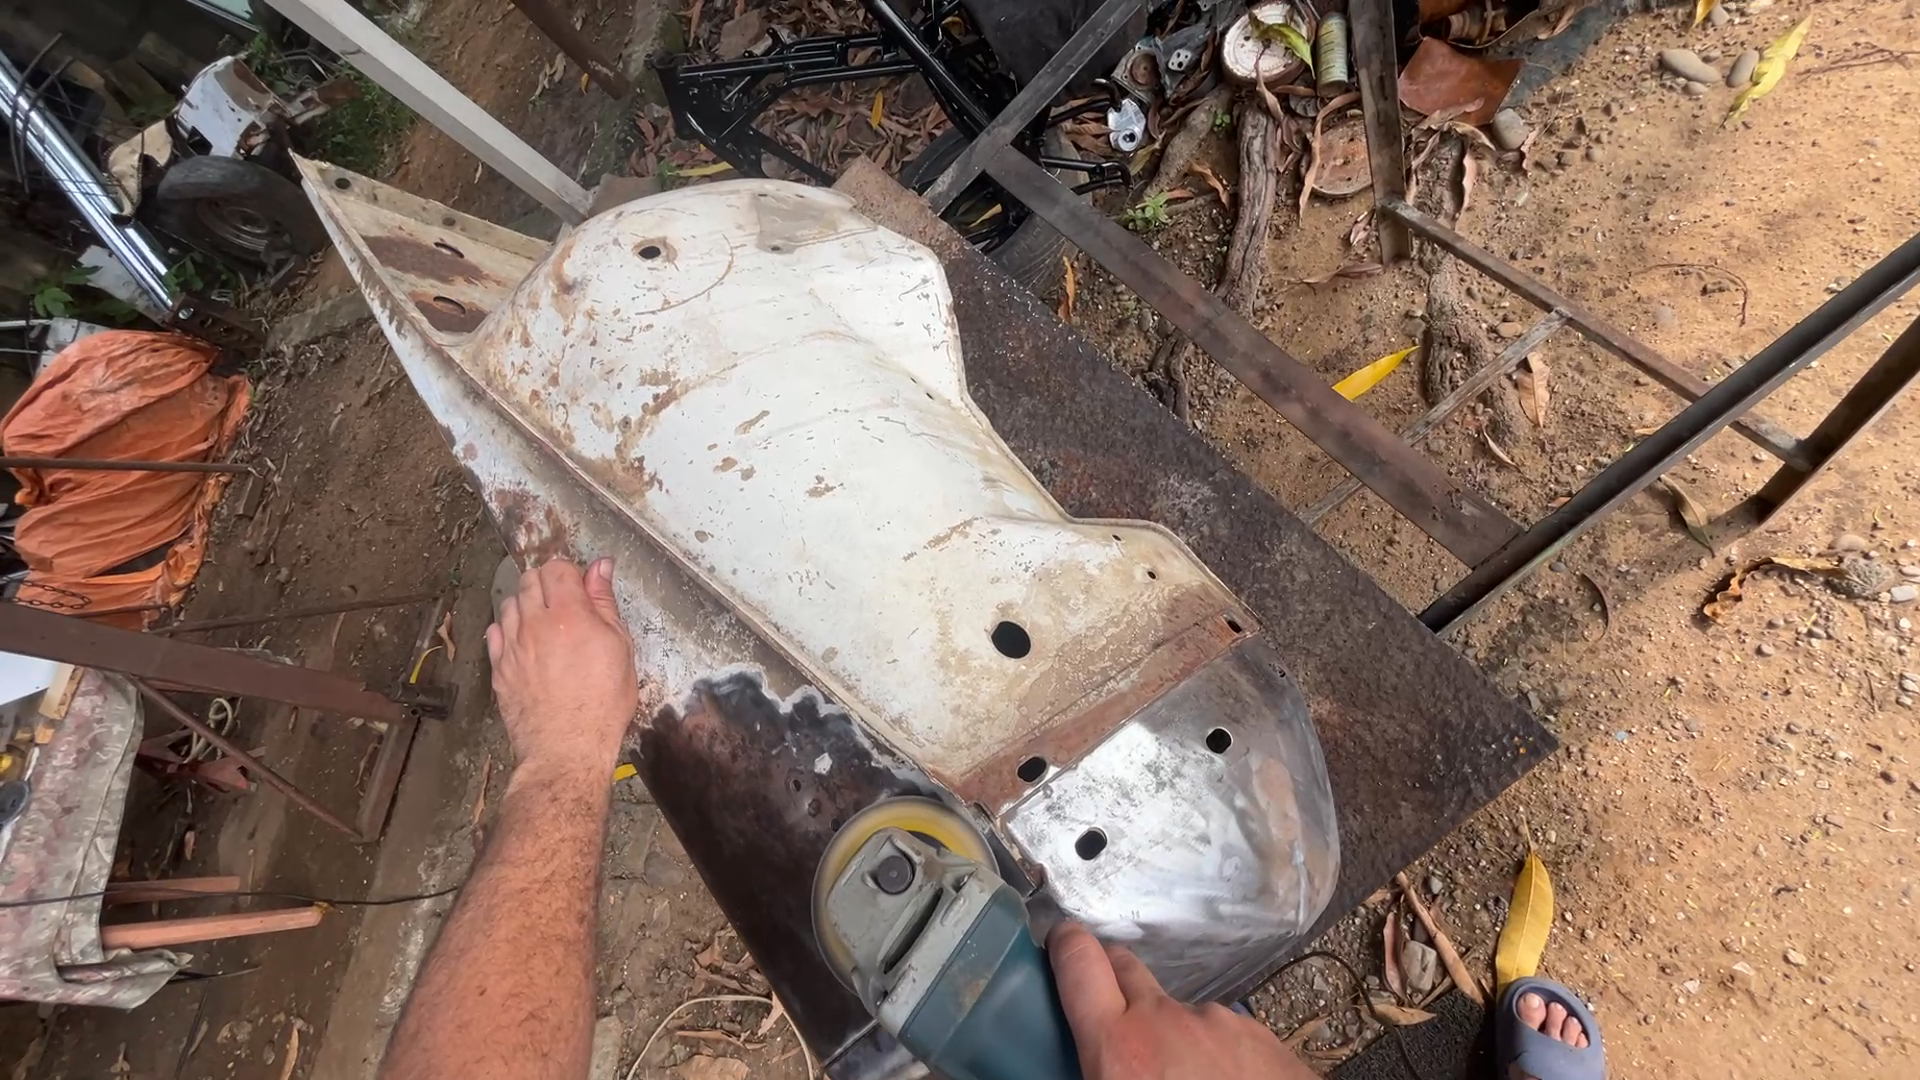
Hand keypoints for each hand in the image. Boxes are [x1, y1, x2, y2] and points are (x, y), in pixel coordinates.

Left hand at [485, 558, 638, 783]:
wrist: (568, 746)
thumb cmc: (604, 699)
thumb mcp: (619, 646)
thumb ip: (605, 603)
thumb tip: (601, 568)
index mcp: (569, 614)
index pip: (557, 568)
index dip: (572, 572)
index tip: (584, 587)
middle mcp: (534, 623)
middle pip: (529, 580)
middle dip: (548, 583)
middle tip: (568, 602)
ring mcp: (511, 646)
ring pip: (509, 603)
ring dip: (527, 603)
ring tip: (548, 622)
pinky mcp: (499, 667)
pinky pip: (495, 633)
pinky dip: (509, 628)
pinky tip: (527, 641)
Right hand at [1049, 923, 1314, 1079]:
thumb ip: (1092, 1075)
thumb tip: (1084, 1068)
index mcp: (1120, 1049)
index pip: (1078, 960)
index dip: (1065, 945)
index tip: (1059, 945)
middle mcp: (1165, 1020)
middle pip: (1123, 965)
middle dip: (1111, 980)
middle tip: (1111, 1019)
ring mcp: (1218, 1023)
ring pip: (1177, 1009)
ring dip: (1171, 1032)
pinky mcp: (1262, 1036)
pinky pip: (1223, 1032)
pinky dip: (1216, 1054)